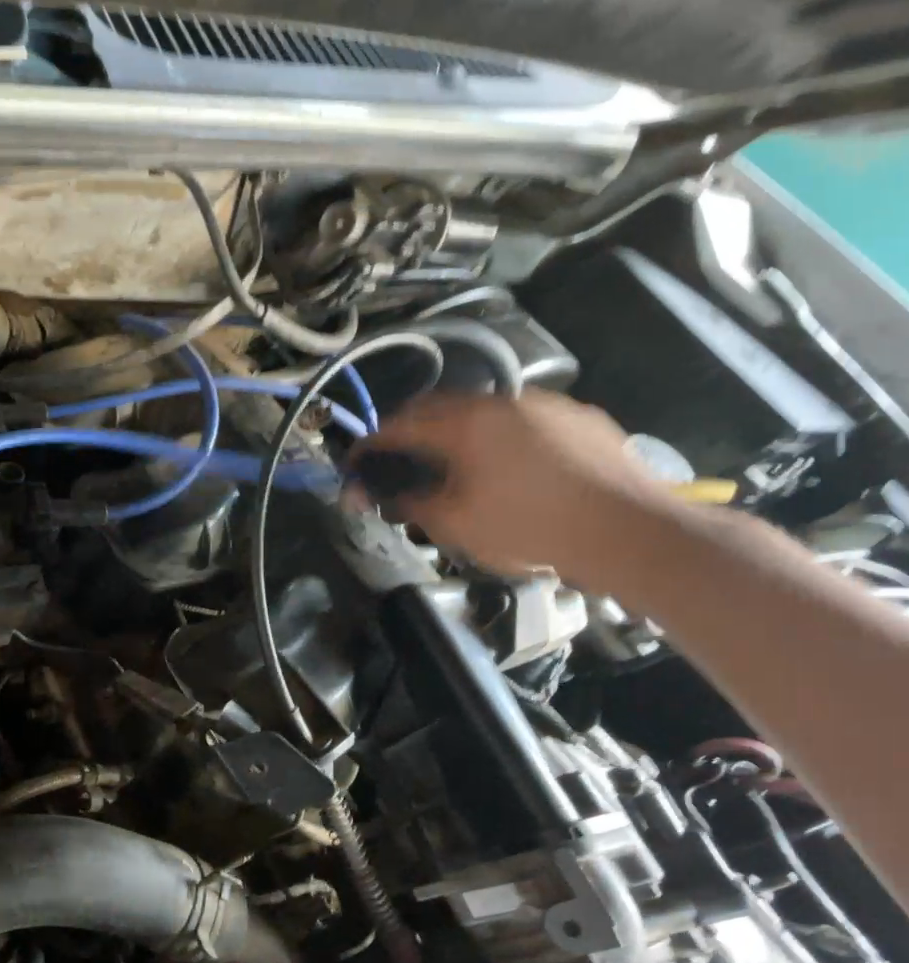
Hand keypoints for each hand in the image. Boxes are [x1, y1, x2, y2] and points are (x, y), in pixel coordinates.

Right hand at [347, 390, 679, 587]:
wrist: (632, 532)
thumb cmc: (532, 528)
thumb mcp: (456, 525)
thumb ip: (409, 503)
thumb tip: (376, 496)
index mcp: (464, 425)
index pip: (397, 426)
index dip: (370, 446)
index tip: (356, 465)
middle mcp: (500, 403)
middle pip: (437, 408)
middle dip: (409, 432)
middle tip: (398, 461)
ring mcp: (544, 406)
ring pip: (482, 411)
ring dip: (455, 431)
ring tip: (452, 463)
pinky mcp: (578, 417)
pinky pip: (522, 419)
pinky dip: (499, 436)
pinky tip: (507, 466)